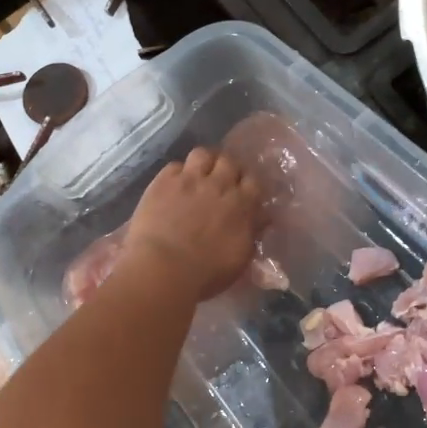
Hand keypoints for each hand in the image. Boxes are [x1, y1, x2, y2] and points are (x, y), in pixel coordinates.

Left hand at [120, 148, 260, 300]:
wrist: (163, 269)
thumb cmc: (206, 273)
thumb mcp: (240, 258)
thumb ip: (252, 232)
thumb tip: (263, 217)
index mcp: (242, 204)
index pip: (254, 180)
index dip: (248, 184)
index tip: (243, 192)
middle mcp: (219, 185)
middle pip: (229, 161)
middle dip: (227, 169)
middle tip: (220, 182)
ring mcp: (189, 180)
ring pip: (202, 154)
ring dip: (204, 163)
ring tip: (198, 176)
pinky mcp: (163, 181)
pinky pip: (175, 165)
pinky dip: (177, 174)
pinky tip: (173, 186)